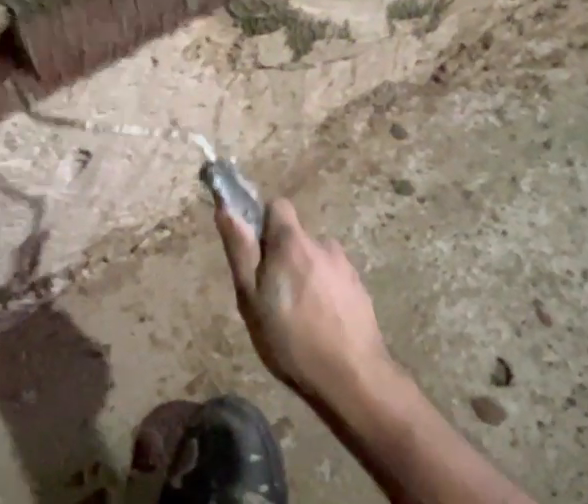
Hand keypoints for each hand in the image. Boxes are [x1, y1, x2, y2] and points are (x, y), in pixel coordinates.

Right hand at [217, 198, 391, 402]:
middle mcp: (323, 245)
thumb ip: (240, 250)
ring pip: (316, 261)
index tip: (256, 255)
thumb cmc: (291, 340)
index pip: (277, 206)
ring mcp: (347, 269)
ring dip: (305, 277)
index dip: (263, 224)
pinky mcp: (362, 292)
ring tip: (298, 318)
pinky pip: (334, 281)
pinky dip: (325, 295)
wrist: (353, 380)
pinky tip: (321, 327)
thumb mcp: (250, 298)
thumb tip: (225, 207)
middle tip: (272, 298)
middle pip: (296, 238)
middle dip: (283, 258)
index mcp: (293, 242)